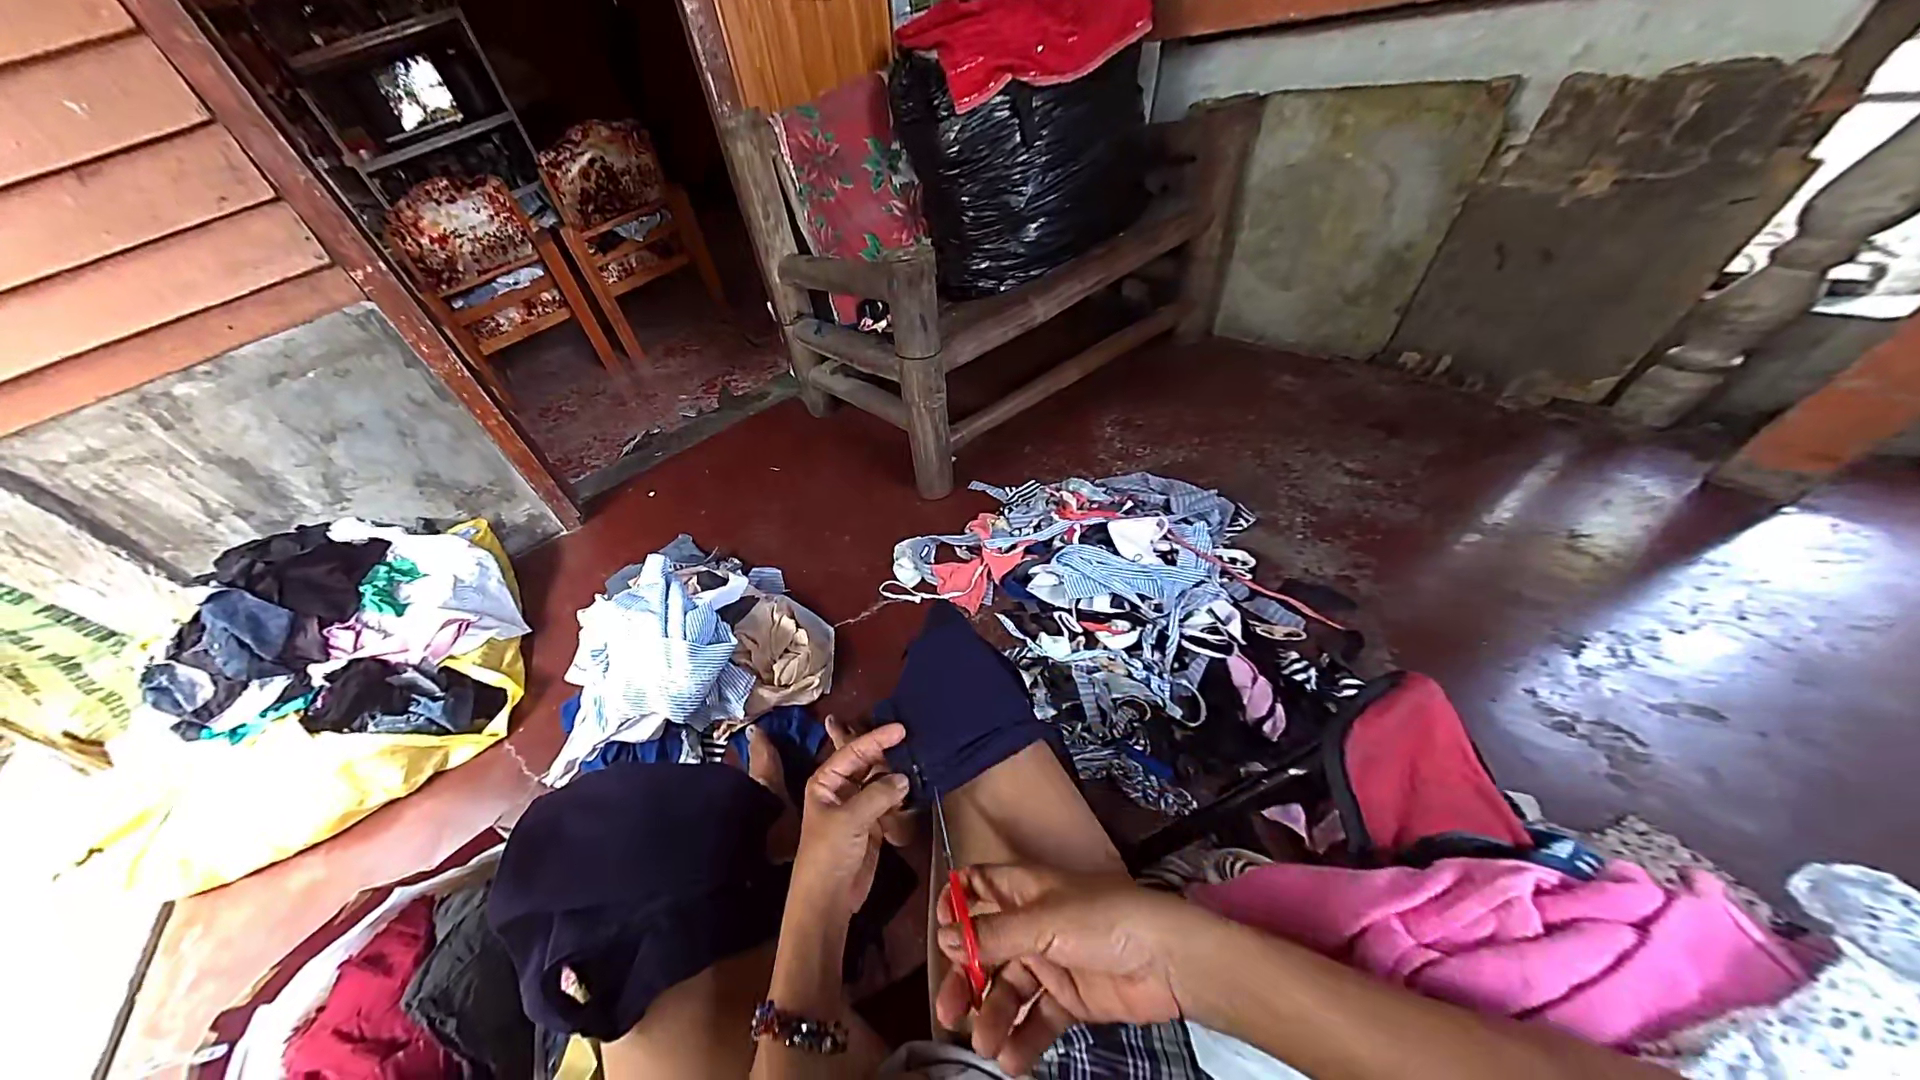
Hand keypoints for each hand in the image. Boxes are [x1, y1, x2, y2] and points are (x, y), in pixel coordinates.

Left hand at [789, 721, 909, 915]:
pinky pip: (890, 801)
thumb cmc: (829, 853)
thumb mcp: (851, 819)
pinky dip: (901, 798)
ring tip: (917, 763)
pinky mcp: (873, 823)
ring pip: (882, 781)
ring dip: (897, 776)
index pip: (854, 750)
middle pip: (869, 763)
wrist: (828, 900)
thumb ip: (879, 793)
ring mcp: (858, 805)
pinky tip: (913, 791)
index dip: (877, 738)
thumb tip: (904, 778)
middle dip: (888, 753)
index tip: (901, 729)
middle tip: (913, 741)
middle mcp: (842, 788)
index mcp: (827, 780)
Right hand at [934, 864, 1192, 1074]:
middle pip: (986, 948)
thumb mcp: (1046, 921)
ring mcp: (1051, 962)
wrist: (1167, 961)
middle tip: (949, 1011)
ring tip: (985, 1042)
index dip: (958, 905)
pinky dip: (1023, 1038)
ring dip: (993, 1015)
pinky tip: (1012, 1059)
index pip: (980, 887)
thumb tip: (946, 936)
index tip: (942, 934)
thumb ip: (995, 932)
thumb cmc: (1104, 920)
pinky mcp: (1070, 998)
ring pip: (1008, 988)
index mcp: (1026, 891)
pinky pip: (1037, 1018)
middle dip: (966, 977)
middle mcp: (1033, 923)